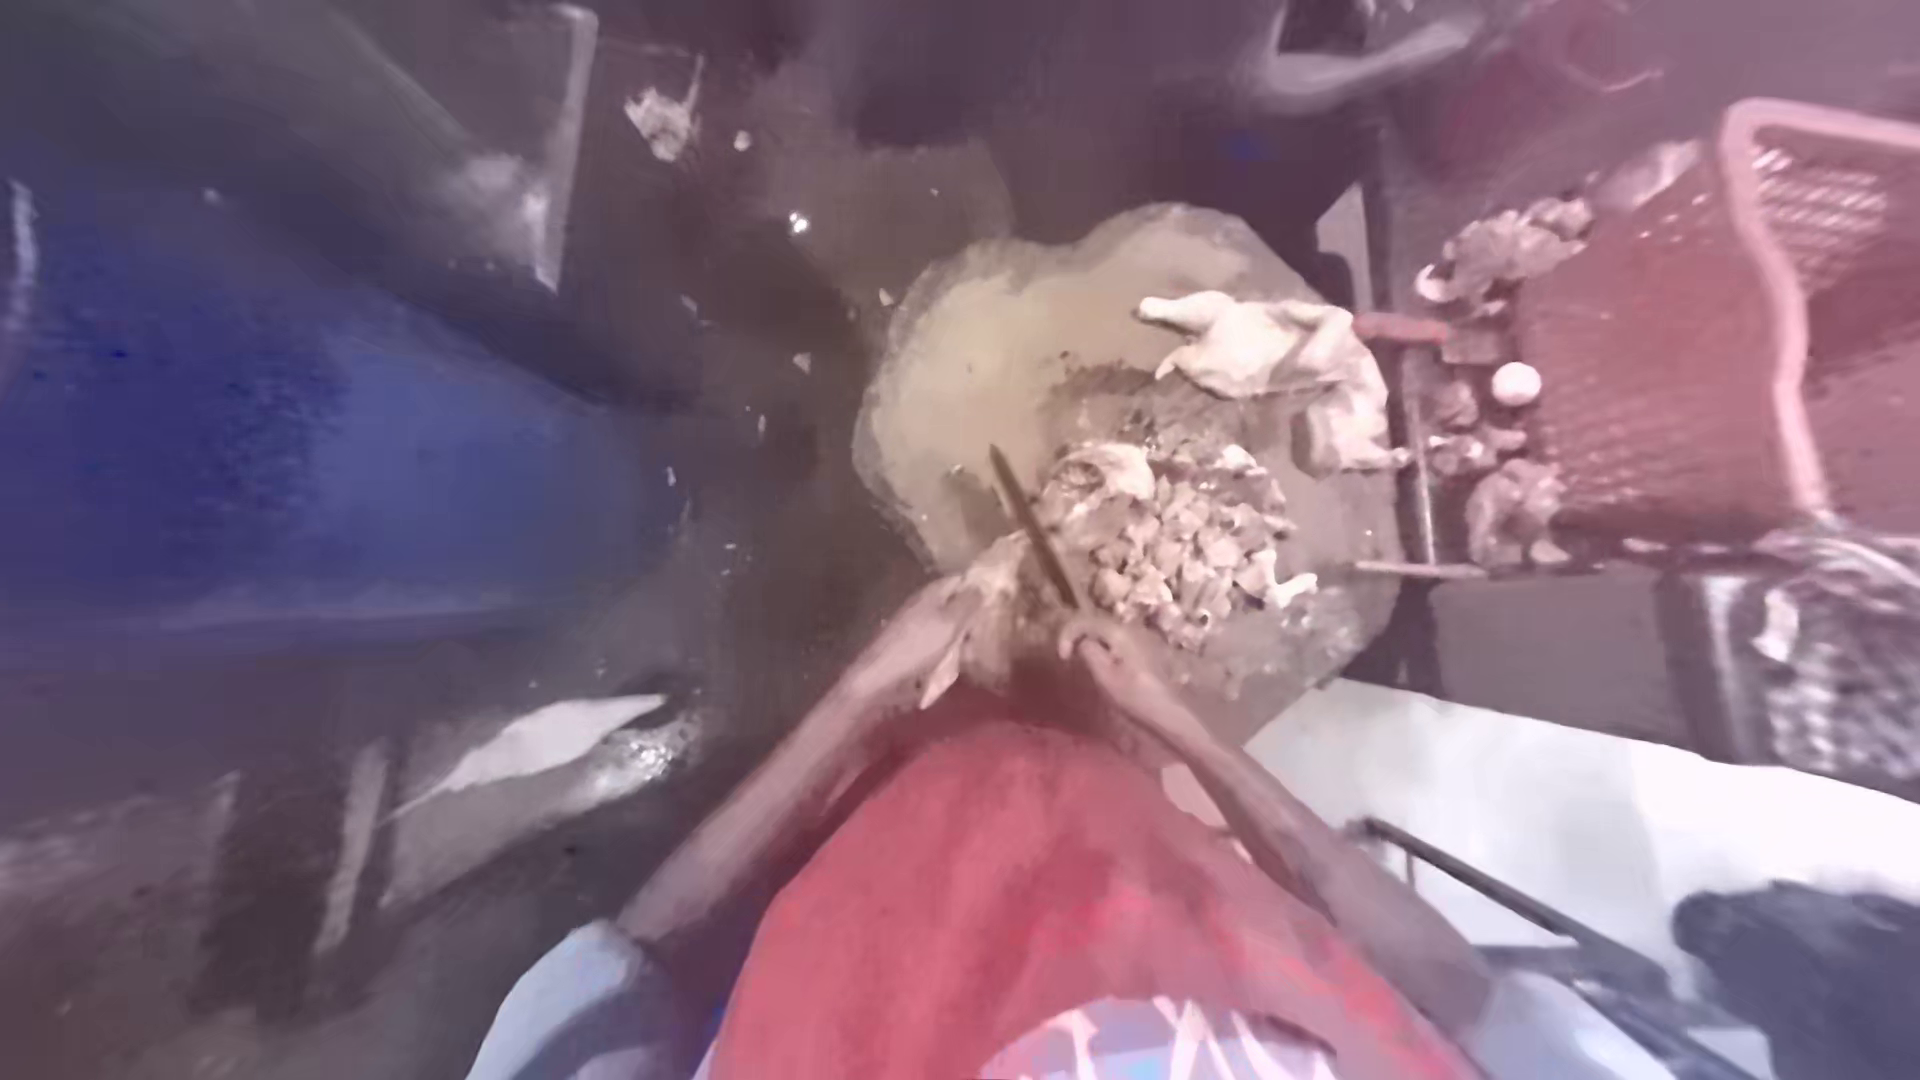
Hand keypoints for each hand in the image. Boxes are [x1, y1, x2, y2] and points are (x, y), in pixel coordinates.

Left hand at [840, 576, 983, 714]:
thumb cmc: (918, 647)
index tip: (1001, 596)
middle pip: (955, 602)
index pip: (960, 579)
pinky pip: (940, 643)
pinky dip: (952, 649)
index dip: (980, 585)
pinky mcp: (913, 647)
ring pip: (949, 624)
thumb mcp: (949, 622)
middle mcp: (923, 604)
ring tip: (985, 645)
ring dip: (965, 634)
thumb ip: (968, 602)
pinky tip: (963, 660)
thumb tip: (982, 585)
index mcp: (931, 593)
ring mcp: (917, 626)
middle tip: (997, 624)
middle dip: (974, 613)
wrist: (879, 679)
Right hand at [1057, 615, 1207, 748]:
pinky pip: (1114, 641)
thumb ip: (1089, 652)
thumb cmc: (1135, 696)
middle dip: (1076, 637)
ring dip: (1088, 642)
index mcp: (1118, 632)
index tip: (1062, 658)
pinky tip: (1100, 666)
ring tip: (1080, 662)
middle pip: (1094, 622)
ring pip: (1104, 632)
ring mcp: (1138, 638)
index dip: (1067, 634)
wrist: (1169, 713)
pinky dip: (1101, 648)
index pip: (1083, 620)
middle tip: (1067, 658)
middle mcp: (1129, 628)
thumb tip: (1081, 642)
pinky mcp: (1142, 650)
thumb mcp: (1105, 676)